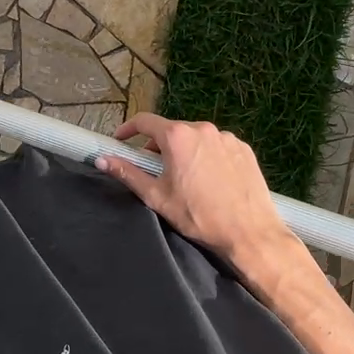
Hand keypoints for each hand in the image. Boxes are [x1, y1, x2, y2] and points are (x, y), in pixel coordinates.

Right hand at [97, 114, 307, 289]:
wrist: (250, 233)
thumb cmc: (199, 215)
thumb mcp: (156, 196)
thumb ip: (128, 173)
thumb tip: (102, 160)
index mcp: (177, 137)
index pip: (144, 121)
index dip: (128, 129)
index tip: (120, 141)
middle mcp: (202, 129)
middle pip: (171, 130)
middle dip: (158, 146)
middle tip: (154, 169)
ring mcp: (226, 137)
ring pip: (195, 138)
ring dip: (183, 151)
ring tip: (184, 177)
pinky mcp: (244, 149)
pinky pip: (216, 146)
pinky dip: (206, 156)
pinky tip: (209, 179)